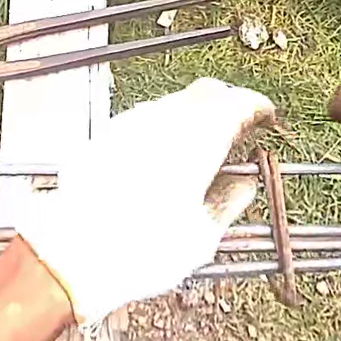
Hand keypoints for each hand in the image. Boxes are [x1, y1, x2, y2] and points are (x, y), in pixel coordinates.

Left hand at [16, 78, 274, 322]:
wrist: (73, 250)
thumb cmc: (143, 248)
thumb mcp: (202, 235)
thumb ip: (230, 199)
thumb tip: (246, 182)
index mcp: (200, 137)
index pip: (239, 101)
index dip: (258, 107)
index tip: (266, 118)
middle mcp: (169, 118)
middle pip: (208, 90)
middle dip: (228, 103)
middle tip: (238, 129)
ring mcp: (135, 120)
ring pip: (176, 101)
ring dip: (196, 114)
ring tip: (202, 145)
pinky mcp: (110, 130)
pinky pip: (148, 115)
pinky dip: (166, 124)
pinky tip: (164, 154)